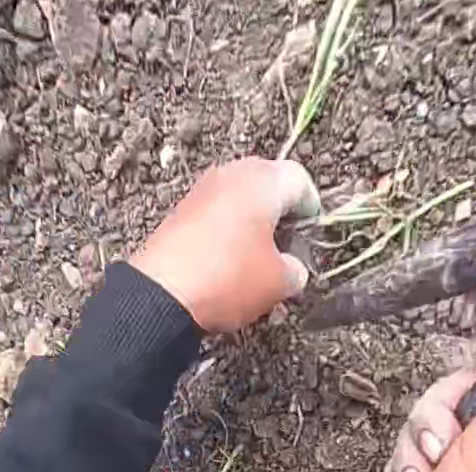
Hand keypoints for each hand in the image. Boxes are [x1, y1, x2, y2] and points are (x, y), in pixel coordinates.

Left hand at [129, 158, 319, 332]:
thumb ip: (297, 270)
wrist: (163, 294)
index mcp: (262, 180)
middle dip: (283, 216)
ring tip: (260, 262)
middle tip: (289, 250)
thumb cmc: (230, 279)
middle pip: (269, 186)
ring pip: (241, 201)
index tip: (312, 236)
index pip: (300, 181)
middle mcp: (231, 174)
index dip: (312, 209)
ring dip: (256, 227)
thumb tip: (294, 268)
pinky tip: (231, 265)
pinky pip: (218, 215)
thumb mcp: (279, 283)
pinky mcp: (181, 212)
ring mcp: (202, 190)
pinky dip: (231, 234)